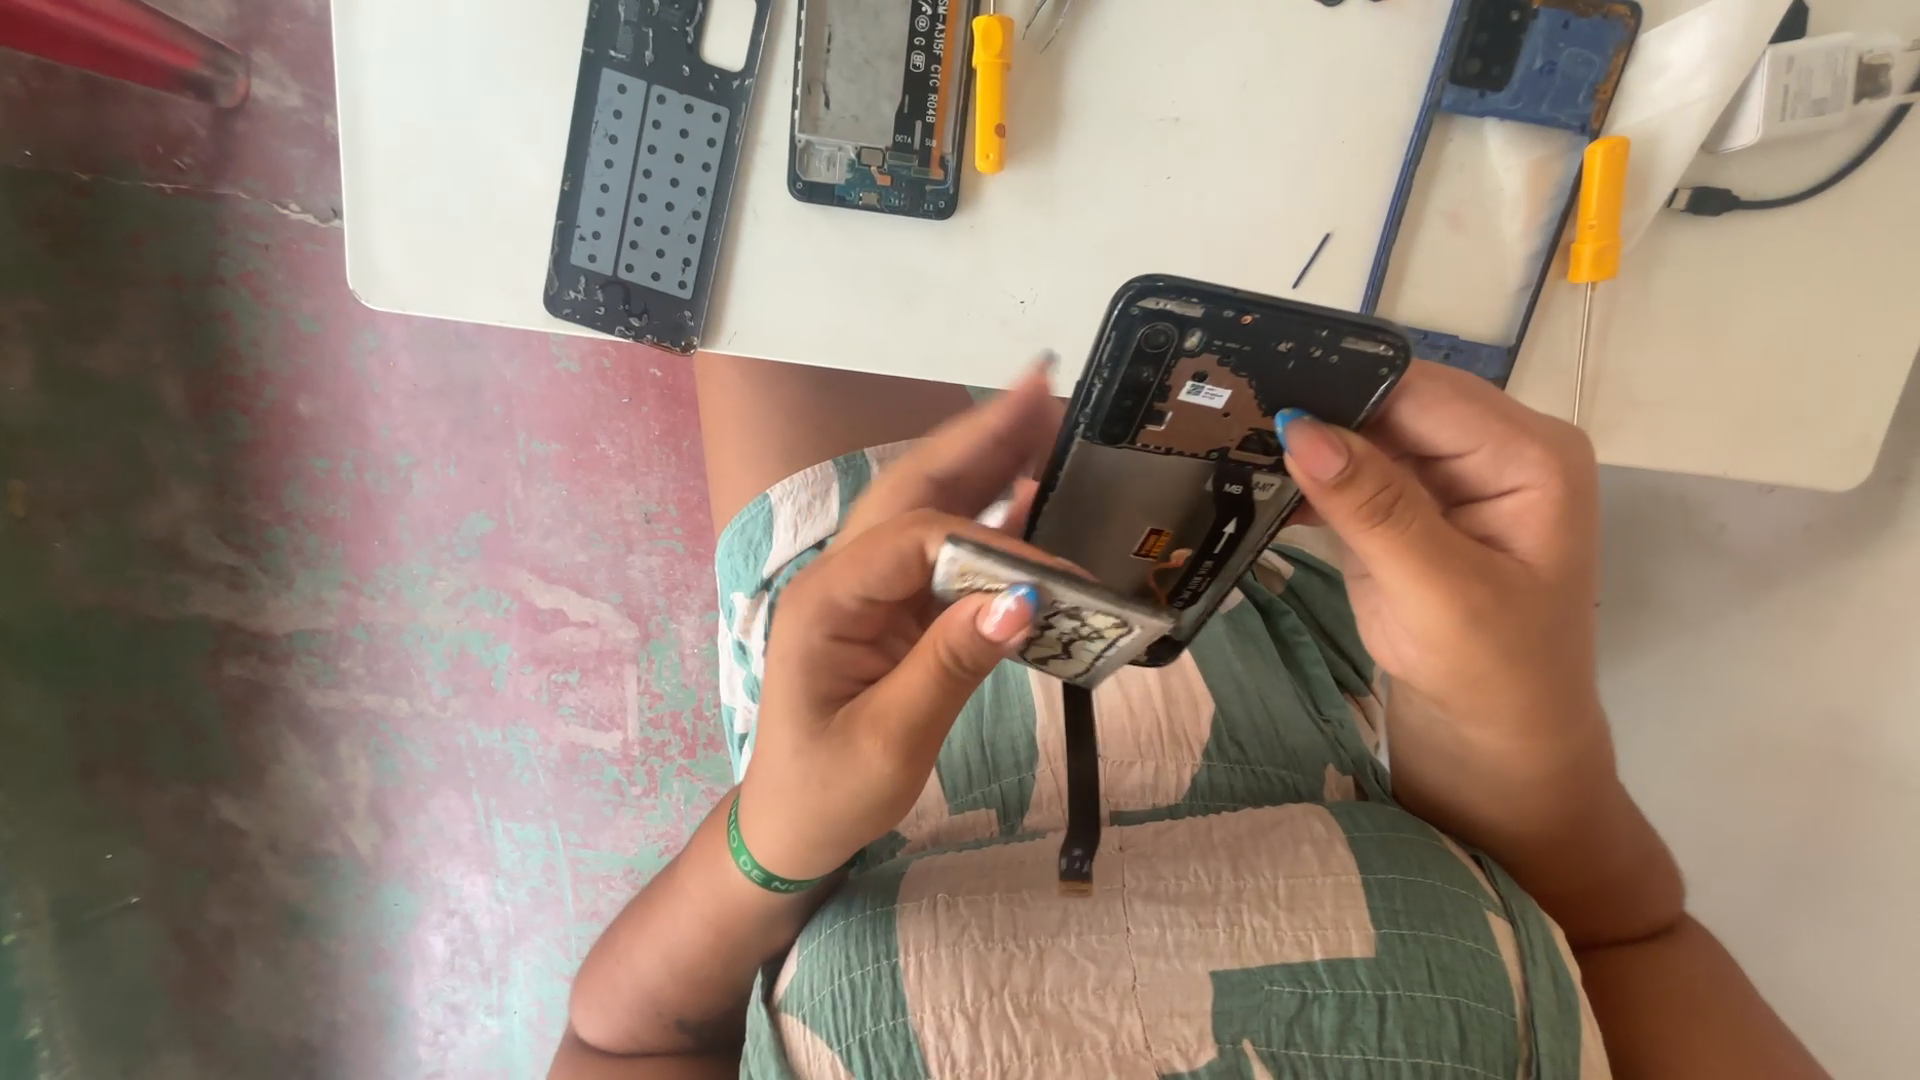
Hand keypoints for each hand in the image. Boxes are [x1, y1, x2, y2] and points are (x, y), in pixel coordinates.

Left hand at [734, 363, 1065, 881]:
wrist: (791, 823)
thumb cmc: (827, 791)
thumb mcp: (890, 741)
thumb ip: (952, 664)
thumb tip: (1022, 600)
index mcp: (829, 600)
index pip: (914, 540)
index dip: (989, 544)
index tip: (1057, 576)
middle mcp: (845, 576)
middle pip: (914, 489)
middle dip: (976, 438)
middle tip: (1037, 389)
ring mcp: (869, 587)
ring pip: (927, 505)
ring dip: (983, 459)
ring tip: (1038, 415)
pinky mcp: (894, 606)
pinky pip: (942, 549)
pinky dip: (984, 514)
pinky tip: (1022, 488)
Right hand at [1275, 361, 1610, 837]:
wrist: (1491, 734)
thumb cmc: (1492, 671)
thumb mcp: (1437, 590)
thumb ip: (1374, 506)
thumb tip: (1302, 430)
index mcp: (1527, 454)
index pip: (1421, 393)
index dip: (1342, 390)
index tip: (1257, 389)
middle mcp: (1489, 449)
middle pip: (1387, 405)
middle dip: (1316, 412)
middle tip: (1227, 412)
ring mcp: (1444, 477)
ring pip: (1358, 434)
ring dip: (1302, 445)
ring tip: (1230, 440)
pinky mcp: (1404, 505)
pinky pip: (1346, 472)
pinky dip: (1304, 478)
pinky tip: (1258, 481)